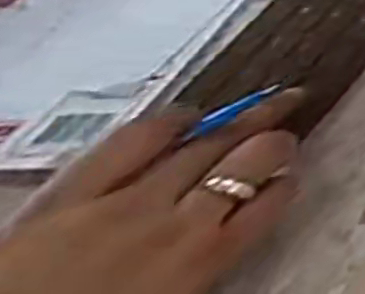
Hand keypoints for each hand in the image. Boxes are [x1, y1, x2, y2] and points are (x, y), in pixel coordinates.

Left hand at [0, 91, 305, 293]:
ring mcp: (125, 203)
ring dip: (245, 117)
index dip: (288, 181)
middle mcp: (181, 222)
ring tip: (266, 98)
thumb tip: (234, 228)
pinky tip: (190, 115)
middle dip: (278, 136)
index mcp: (202, 262)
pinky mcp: (69, 196)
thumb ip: (200, 265)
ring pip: (209, 140)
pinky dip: (172, 121)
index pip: (274, 199)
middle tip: (295, 110)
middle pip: (253, 157)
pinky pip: (134, 141)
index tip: (290, 174)